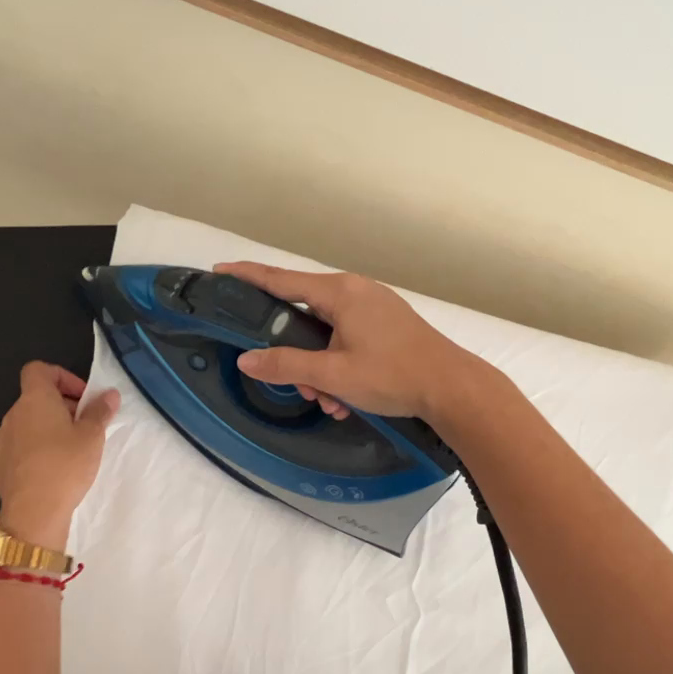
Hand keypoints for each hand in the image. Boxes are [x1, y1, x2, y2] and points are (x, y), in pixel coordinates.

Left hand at [0, 362, 118, 549]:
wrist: (34, 512)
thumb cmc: (66, 465)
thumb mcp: (92, 437)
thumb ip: (100, 411)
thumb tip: (109, 394)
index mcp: (34, 400)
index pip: (39, 370)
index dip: (62, 377)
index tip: (82, 399)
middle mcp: (13, 415)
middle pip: (35, 399)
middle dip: (60, 408)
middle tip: (84, 428)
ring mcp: (2, 441)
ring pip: (26, 425)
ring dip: (46, 431)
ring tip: (68, 453)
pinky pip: (18, 449)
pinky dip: (34, 452)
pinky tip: (50, 472)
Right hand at [217, 262, 488, 420]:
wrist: (452, 388)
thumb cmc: (392, 375)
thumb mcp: (332, 374)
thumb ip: (286, 365)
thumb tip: (247, 360)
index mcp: (340, 293)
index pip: (281, 280)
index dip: (248, 277)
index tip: (220, 271)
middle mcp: (356, 291)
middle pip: (303, 315)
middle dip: (295, 355)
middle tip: (299, 387)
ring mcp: (374, 307)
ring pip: (326, 334)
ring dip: (319, 370)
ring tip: (331, 402)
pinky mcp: (386, 325)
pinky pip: (346, 340)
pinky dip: (339, 368)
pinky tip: (347, 399)